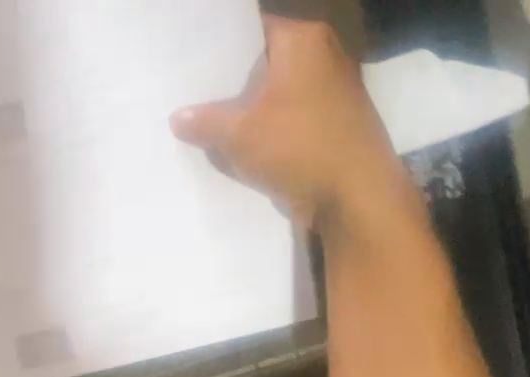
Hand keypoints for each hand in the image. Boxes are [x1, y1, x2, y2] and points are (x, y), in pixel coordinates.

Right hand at [170, 16, 403, 228]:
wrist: (351, 191)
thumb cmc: (297, 146)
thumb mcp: (238, 134)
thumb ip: (204, 121)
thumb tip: (178, 116)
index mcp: (303, 41)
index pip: (252, 31)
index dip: (218, 49)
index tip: (187, 68)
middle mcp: (321, 55)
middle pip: (261, 62)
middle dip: (227, 82)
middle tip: (185, 97)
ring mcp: (327, 90)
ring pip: (271, 92)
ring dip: (242, 109)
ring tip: (201, 123)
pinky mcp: (327, 121)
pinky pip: (283, 117)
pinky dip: (260, 128)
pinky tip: (232, 145)